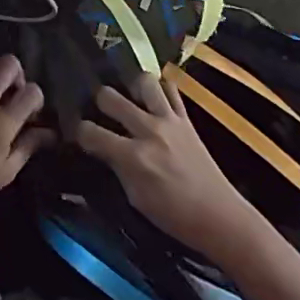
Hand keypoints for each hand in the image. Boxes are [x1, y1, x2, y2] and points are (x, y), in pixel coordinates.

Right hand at [76, 73, 247, 247]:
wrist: (220, 217)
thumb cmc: (173, 216)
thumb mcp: (134, 197)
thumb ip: (116, 166)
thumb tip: (101, 148)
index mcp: (133, 156)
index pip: (89, 132)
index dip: (78, 132)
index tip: (78, 135)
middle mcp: (149, 131)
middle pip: (109, 97)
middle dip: (98, 103)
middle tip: (100, 114)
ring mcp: (170, 121)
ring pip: (143, 81)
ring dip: (131, 88)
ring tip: (130, 100)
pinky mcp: (187, 119)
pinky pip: (171, 89)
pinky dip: (159, 90)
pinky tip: (153, 100)